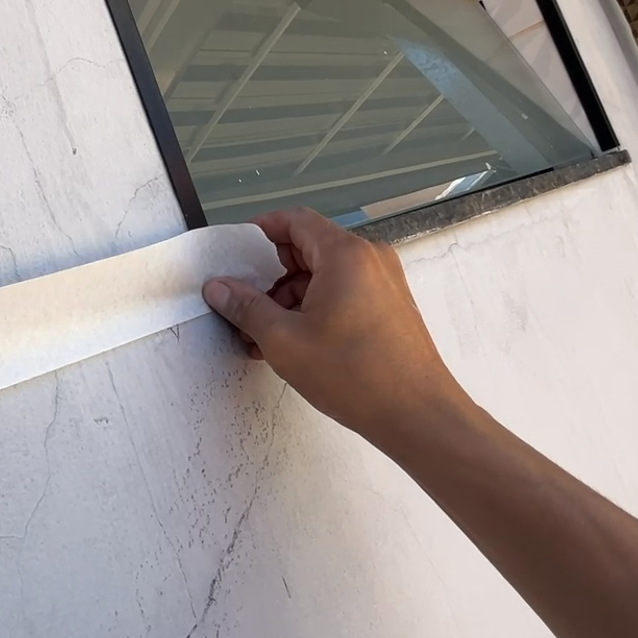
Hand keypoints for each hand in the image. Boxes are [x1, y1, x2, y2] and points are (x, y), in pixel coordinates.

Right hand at [202, 208, 472, 442]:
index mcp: (345, 255)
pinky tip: (290, 343)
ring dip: (287, 299)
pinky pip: (339, 295)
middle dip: (269, 276)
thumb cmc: (360, 376)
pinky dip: (311, 310)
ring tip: (263, 336)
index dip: (259, 231)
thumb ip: (246, 307)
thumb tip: (220, 288)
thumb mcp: (283, 339)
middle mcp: (369, 261)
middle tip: (243, 304)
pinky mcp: (386, 308)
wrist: (417, 417)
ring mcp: (381, 284)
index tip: (235, 250)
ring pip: (320, 276)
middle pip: (306, 249)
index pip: (295, 220)